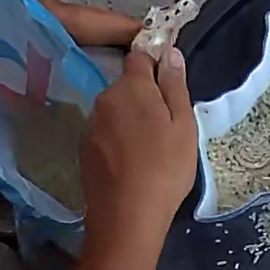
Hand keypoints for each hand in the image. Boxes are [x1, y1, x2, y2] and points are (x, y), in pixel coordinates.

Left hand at [81, 48, 197, 254]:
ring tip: (150, 150)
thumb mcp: (184, 126)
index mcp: (131, 87)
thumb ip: (175, 86)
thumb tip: (169, 52)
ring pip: (116, 112)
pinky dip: (119, 143)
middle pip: (127, 87)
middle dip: (145, 97)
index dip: (156, 63)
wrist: (127, 216)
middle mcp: (105, 99)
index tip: (170, 83)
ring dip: (131, 122)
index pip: (140, 56)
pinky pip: (107, 136)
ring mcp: (92, 126)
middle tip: (167, 127)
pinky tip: (132, 165)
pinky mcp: (85, 151)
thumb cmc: (165, 169)